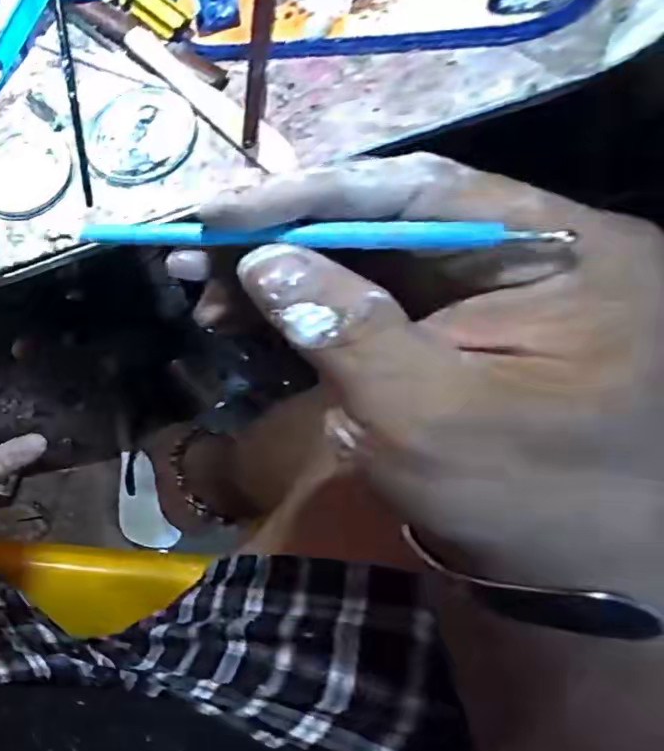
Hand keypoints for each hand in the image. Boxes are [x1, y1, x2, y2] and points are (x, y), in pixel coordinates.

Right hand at [174, 154, 663, 602]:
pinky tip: (231, 316)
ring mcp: (471, 291)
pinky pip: (344, 294)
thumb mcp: (423, 411)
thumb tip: (262, 261)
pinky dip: (280, 302)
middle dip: (271, 234)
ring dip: (264, 270)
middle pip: (376, 216)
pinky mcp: (428, 324)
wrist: (563, 558)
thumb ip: (346, 329)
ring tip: (197, 294)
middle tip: (188, 252)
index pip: (419, 193)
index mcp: (558, 256)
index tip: (216, 213)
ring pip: (349, 254)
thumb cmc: (517, 489)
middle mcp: (518, 254)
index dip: (307, 196)